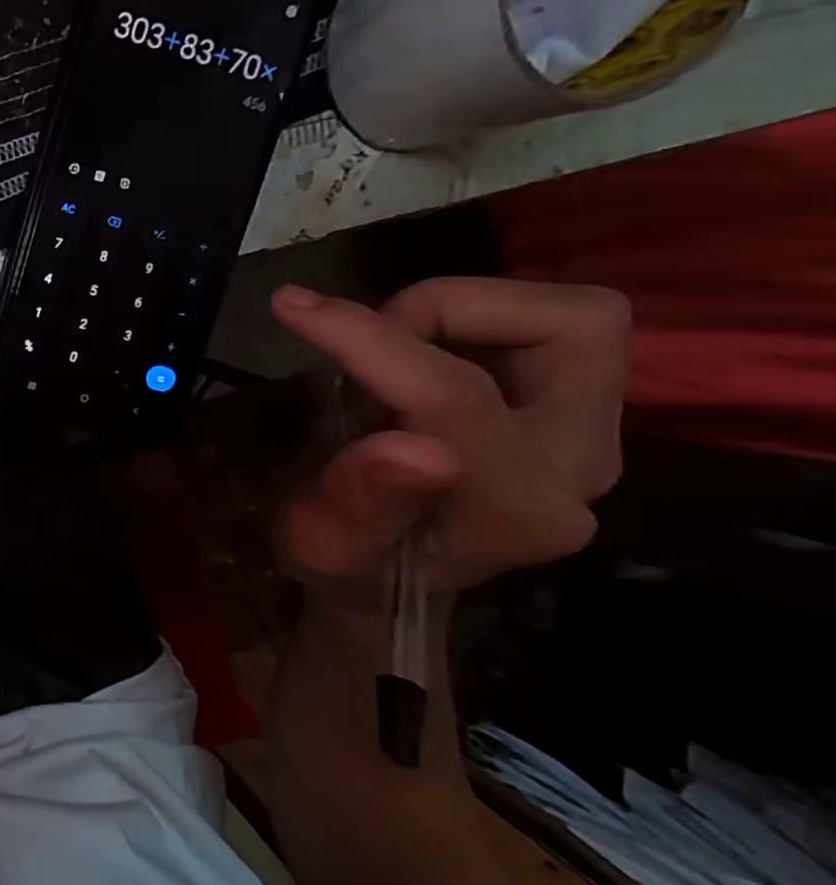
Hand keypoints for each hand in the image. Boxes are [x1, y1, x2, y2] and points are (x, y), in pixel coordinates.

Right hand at [271, 277, 629, 602]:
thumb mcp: (322, 547)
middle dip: (444, 313)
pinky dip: (464, 323)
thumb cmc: (345, 565)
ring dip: (456, 314)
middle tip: (364, 348)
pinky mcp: (580, 408)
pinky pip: (543, 325)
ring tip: (383, 361)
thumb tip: (405, 447)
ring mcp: (592, 433)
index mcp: (513, 514)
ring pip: (565, 314)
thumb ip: (360, 503)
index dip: (369, 342)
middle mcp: (581, 467)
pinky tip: (410, 364)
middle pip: (566, 326)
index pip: (455, 398)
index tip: (291, 306)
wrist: (389, 578)